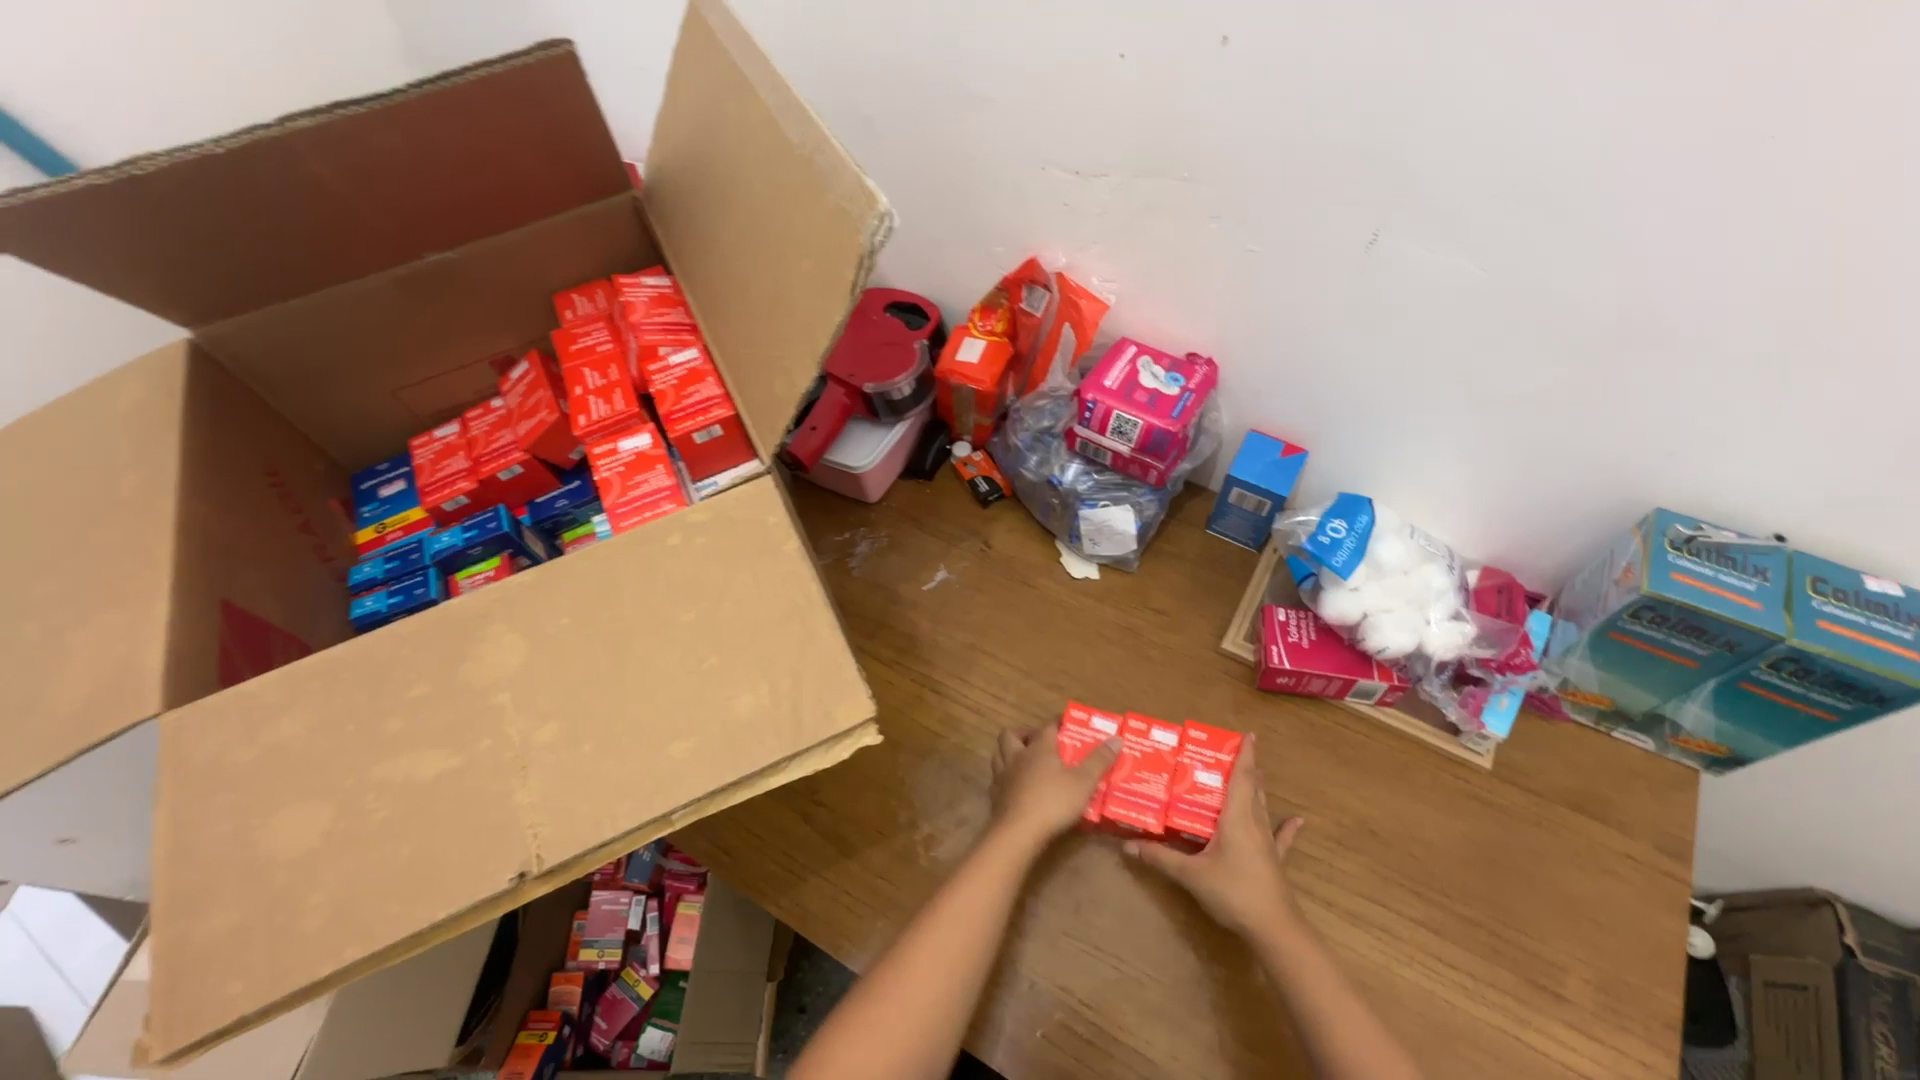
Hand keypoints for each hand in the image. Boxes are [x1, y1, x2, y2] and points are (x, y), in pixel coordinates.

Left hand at [990, 723, 1118, 847]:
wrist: (1018, 832)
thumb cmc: (1054, 802)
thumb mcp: (1084, 782)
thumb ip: (1100, 760)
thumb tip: (1117, 738)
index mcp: (1039, 748)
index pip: (1047, 726)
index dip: (1057, 723)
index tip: (1066, 724)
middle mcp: (1017, 756)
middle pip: (1011, 735)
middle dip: (1024, 734)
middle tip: (1038, 742)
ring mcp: (1002, 776)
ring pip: (998, 754)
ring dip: (1009, 753)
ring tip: (1024, 761)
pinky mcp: (995, 796)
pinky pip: (997, 778)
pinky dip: (1005, 777)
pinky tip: (1016, 786)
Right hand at [1124, 733, 1303, 936]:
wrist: (1272, 927)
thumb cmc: (1233, 892)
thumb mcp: (1191, 875)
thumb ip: (1160, 858)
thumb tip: (1128, 844)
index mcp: (1237, 818)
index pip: (1242, 779)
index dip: (1244, 756)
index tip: (1248, 735)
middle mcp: (1254, 824)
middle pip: (1252, 789)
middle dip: (1246, 769)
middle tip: (1232, 753)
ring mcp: (1267, 843)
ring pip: (1262, 808)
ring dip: (1257, 790)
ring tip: (1254, 773)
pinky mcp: (1274, 861)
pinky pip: (1281, 838)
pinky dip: (1287, 828)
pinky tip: (1297, 820)